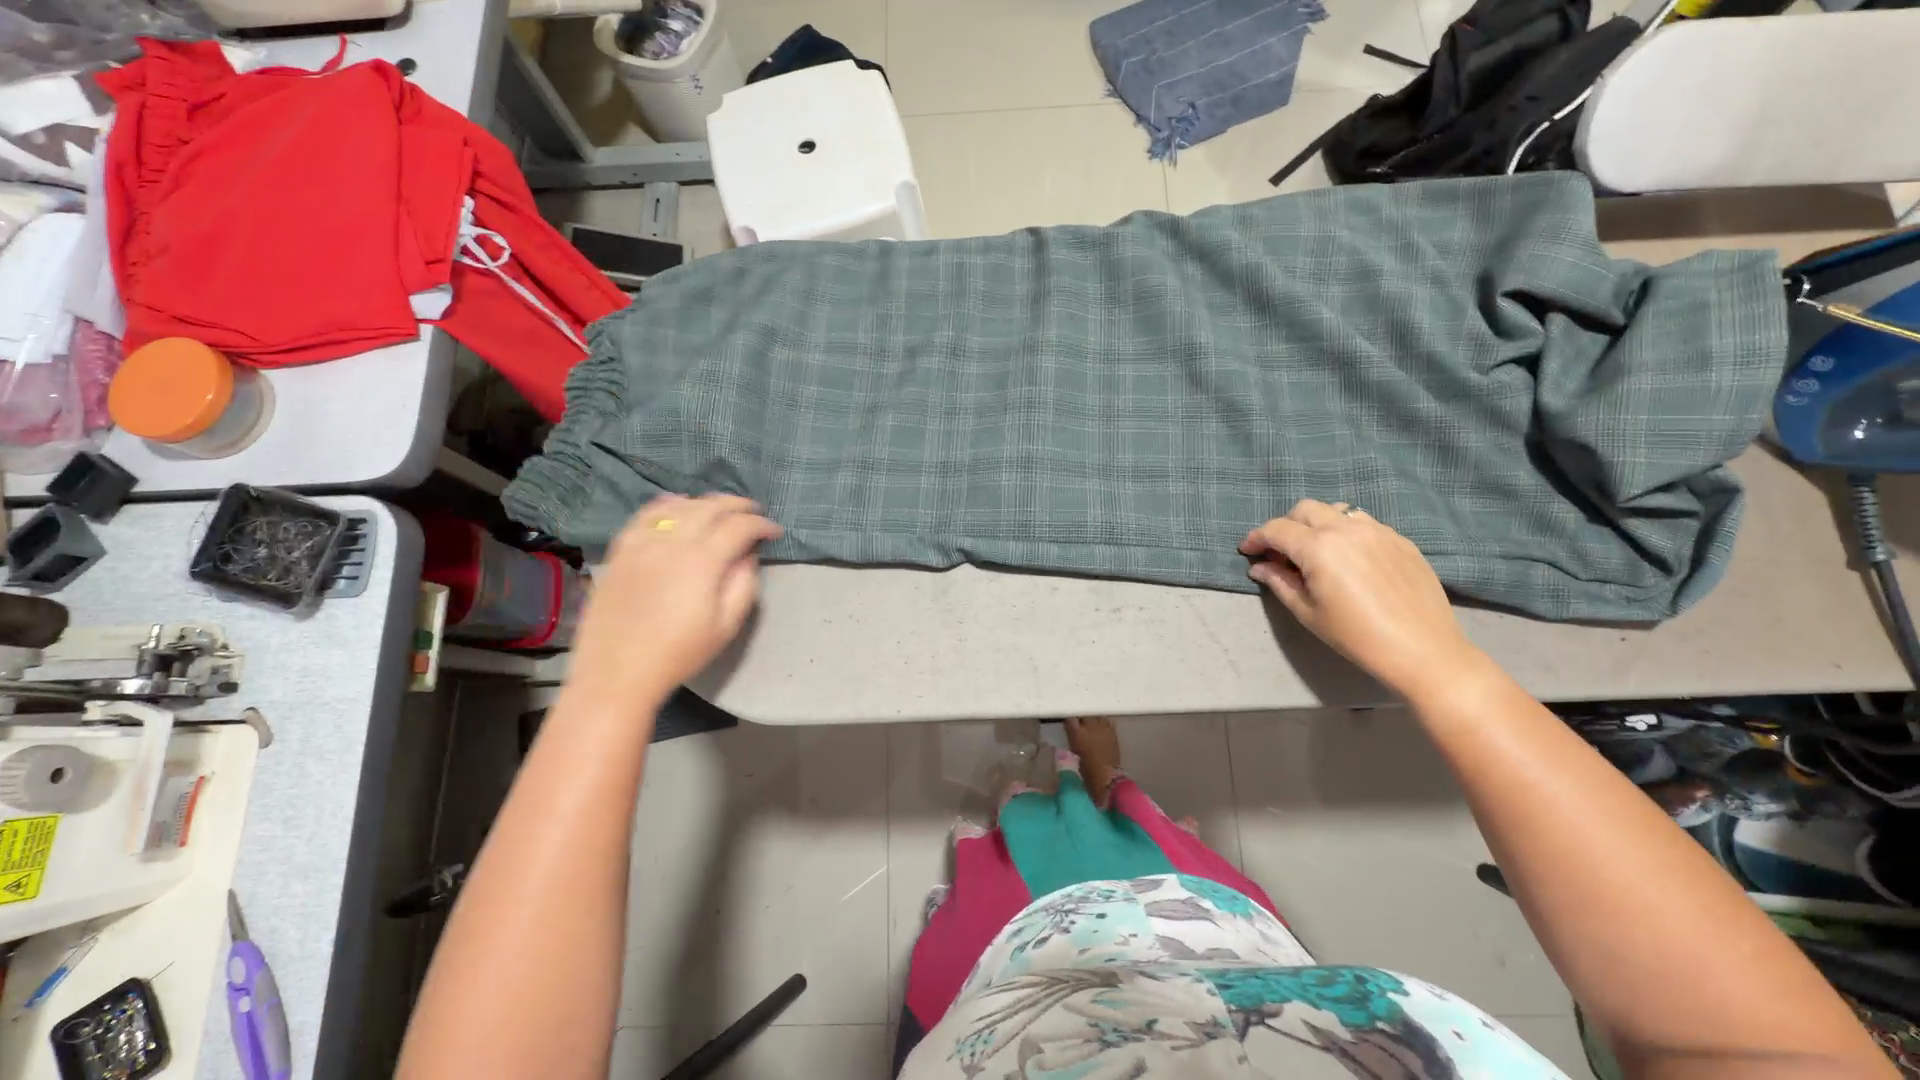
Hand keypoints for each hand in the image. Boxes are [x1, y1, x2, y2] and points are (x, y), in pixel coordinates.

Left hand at [565, 494, 782, 708]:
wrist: (617, 672)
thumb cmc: (678, 654)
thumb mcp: (725, 627)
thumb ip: (743, 585)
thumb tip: (748, 556)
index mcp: (702, 562)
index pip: (738, 527)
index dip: (761, 525)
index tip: (774, 532)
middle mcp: (671, 542)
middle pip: (709, 508)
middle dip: (736, 505)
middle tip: (753, 511)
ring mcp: (642, 543)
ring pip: (678, 507)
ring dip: (704, 503)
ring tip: (719, 509)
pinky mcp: (620, 551)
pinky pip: (644, 516)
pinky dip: (665, 505)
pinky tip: (675, 505)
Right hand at [1240, 499, 1485, 699]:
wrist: (1422, 649)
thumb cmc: (1356, 636)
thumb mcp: (1309, 613)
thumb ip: (1280, 583)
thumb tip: (1260, 567)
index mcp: (1319, 547)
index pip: (1277, 529)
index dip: (1257, 537)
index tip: (1247, 550)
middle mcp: (1347, 528)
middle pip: (1306, 509)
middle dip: (1286, 525)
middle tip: (1280, 552)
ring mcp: (1378, 530)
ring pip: (1337, 510)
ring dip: (1318, 523)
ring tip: (1316, 550)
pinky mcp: (1400, 539)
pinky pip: (1365, 523)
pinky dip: (1346, 531)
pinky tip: (1349, 558)